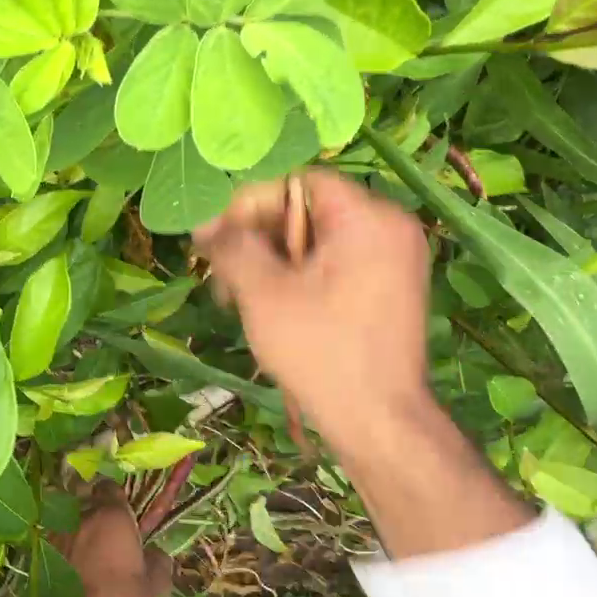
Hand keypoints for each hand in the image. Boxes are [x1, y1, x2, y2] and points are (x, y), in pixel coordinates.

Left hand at [41, 485, 174, 596]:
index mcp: (110, 517)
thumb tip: (153, 551)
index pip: (110, 487)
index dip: (116, 497)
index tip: (123, 512)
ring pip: (64, 516)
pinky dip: (60, 543)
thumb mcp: (157, 588)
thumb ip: (159, 561)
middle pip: (84, 498)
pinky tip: (68, 561)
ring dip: (74, 525)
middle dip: (93, 508)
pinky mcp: (37, 552)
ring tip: (85, 545)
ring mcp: (53, 532)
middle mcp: (77, 516)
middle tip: (105, 530)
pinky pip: (51, 537)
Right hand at [193, 172, 436, 455]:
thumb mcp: (264, 294)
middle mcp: (390, 228)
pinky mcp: (387, 287)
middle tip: (222, 274)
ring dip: (272, 260)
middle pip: (307, 210)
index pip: (299, 182)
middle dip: (257, 237)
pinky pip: (333, 263)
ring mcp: (393, 259)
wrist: (375, 414)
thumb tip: (202, 222)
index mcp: (368, 219)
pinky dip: (297, 276)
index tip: (217, 239)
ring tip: (240, 296)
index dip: (251, 205)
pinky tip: (270, 306)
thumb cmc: (319, 350)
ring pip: (316, 240)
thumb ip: (232, 248)